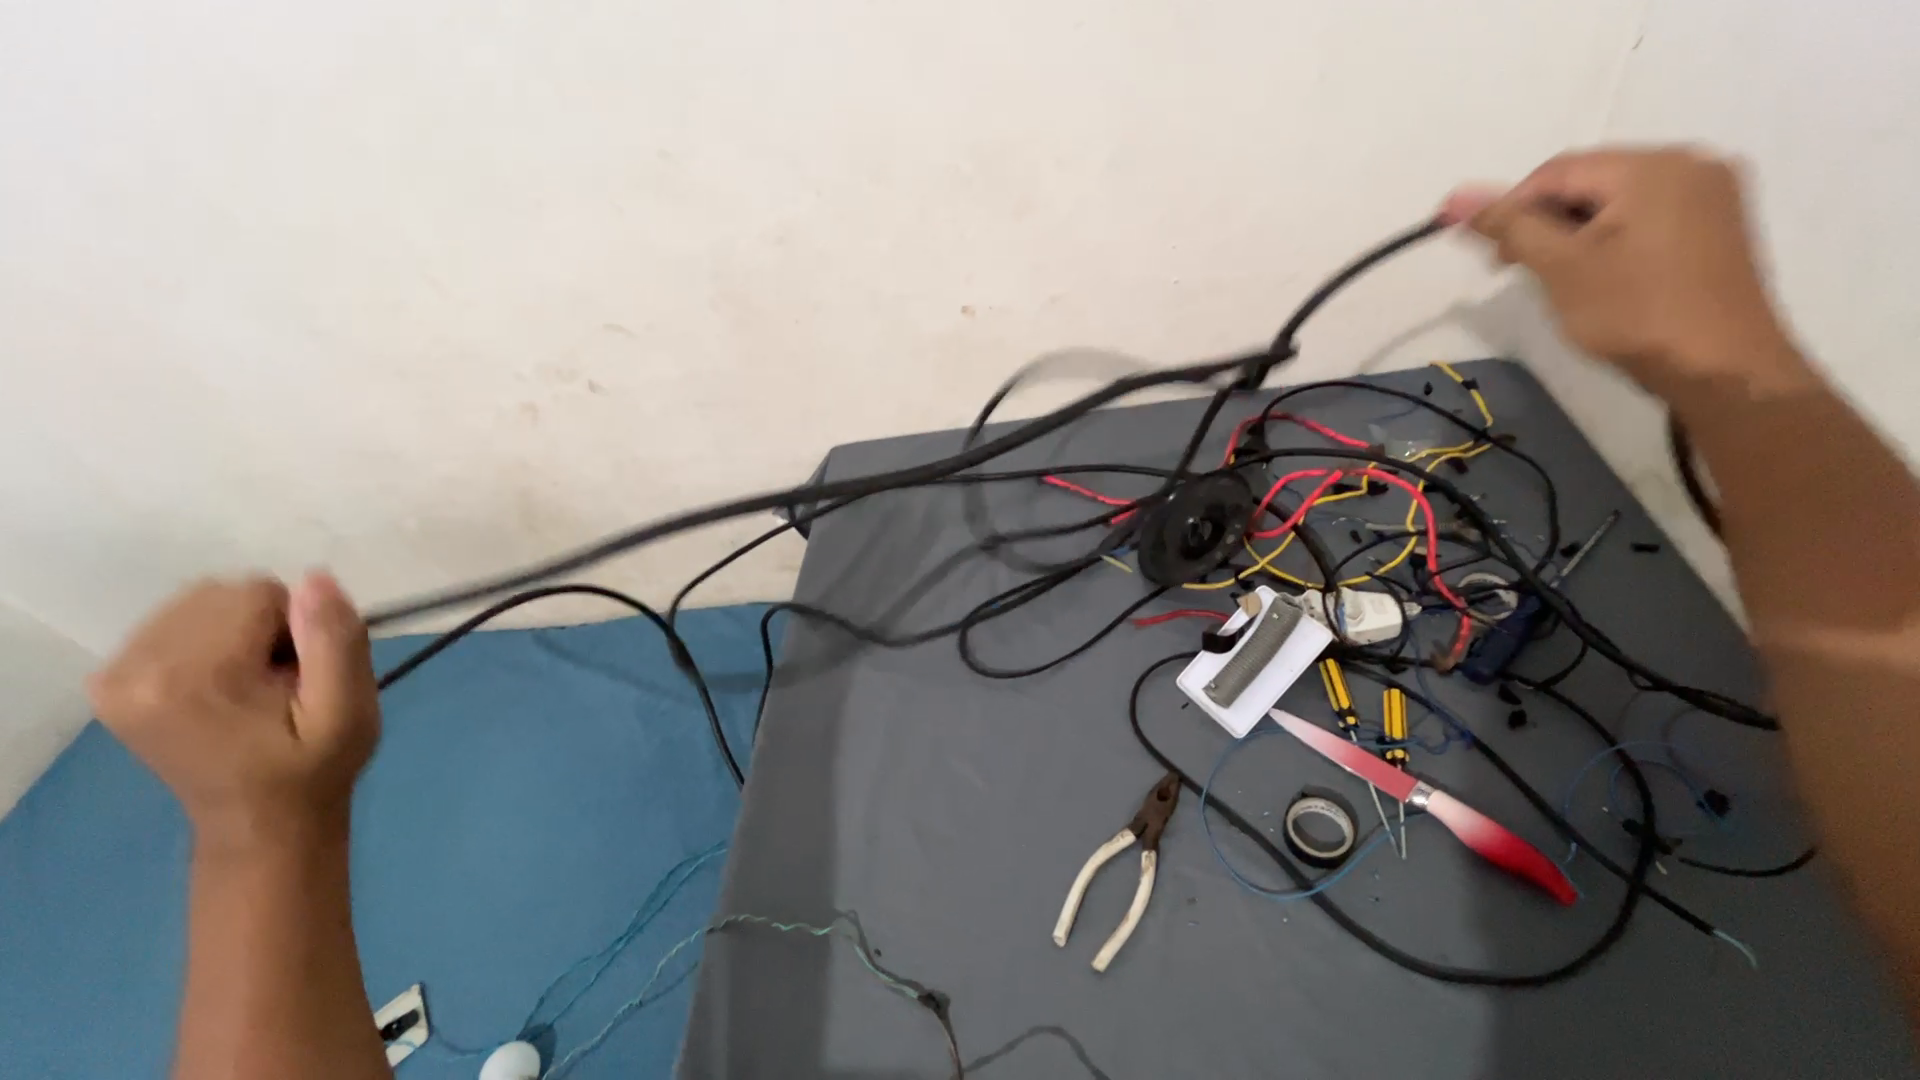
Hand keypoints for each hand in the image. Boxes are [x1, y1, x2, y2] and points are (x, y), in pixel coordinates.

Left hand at [88, 572, 380, 849]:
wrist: (261, 822)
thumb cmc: (315, 767)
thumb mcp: (348, 709)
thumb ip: (334, 641)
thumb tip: (315, 579)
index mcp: (196, 677)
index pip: (258, 593)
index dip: (297, 626)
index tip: (302, 673)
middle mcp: (137, 670)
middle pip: (222, 592)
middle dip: (264, 623)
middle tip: (281, 679)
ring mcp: (113, 677)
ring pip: (197, 602)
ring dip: (237, 629)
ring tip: (253, 682)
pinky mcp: (108, 683)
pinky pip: (172, 622)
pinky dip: (208, 640)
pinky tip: (222, 683)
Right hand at [1443, 147, 1809, 398]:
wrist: (1718, 364)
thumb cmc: (1634, 312)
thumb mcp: (1560, 267)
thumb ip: (1509, 226)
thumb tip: (1454, 197)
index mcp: (1653, 166)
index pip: (1557, 171)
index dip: (1510, 208)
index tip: (1489, 255)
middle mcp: (1691, 163)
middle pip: (1588, 180)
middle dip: (1542, 221)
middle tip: (1513, 268)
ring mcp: (1711, 192)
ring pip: (1614, 200)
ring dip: (1571, 232)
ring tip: (1552, 276)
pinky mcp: (1717, 224)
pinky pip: (1644, 215)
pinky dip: (1606, 238)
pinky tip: (1593, 274)